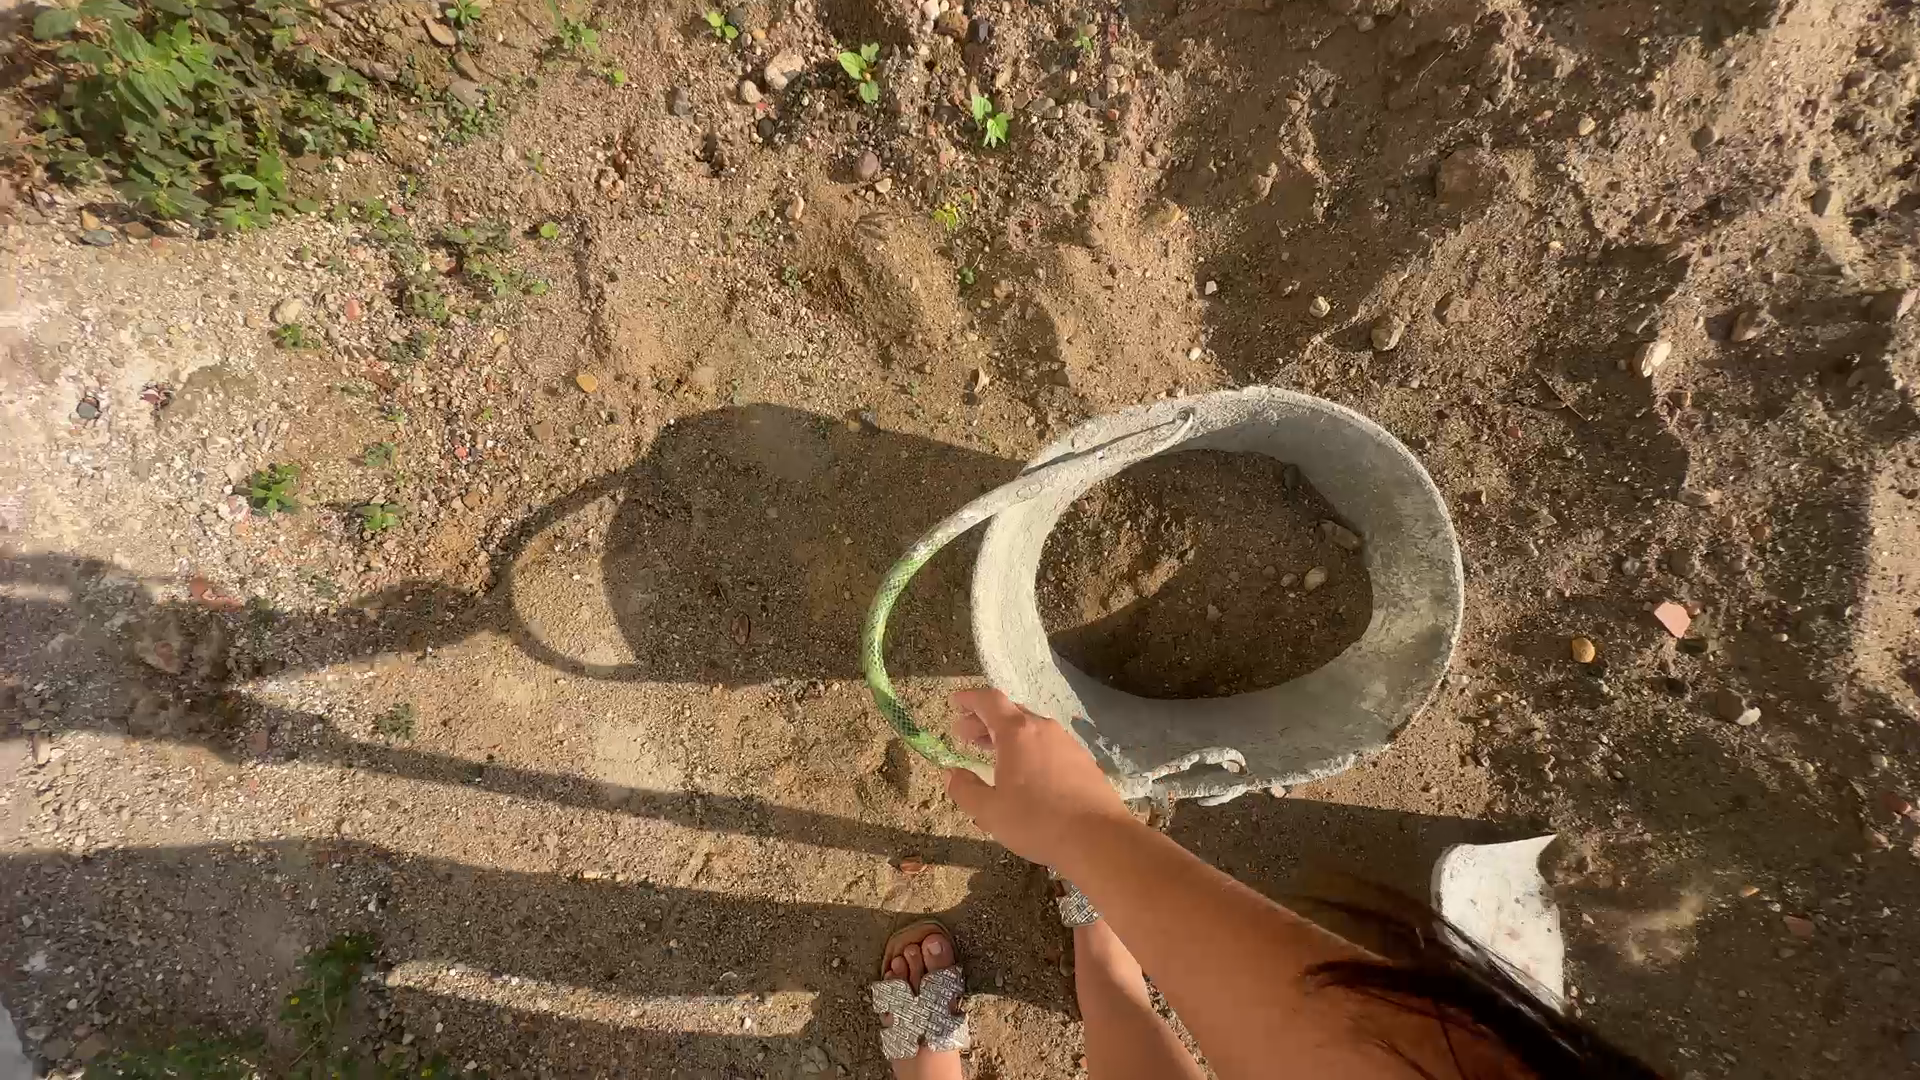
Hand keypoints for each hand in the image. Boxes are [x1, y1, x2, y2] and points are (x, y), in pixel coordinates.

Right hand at [942, 688, 1135, 870]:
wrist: (1099, 838)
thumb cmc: (1038, 822)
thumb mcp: (990, 812)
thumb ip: (965, 789)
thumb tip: (951, 773)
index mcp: (1016, 733)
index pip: (989, 701)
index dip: (969, 699)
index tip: (955, 703)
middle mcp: (1042, 728)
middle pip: (1009, 712)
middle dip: (983, 720)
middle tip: (965, 734)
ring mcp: (1065, 742)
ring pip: (1029, 728)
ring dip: (1006, 735)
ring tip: (991, 752)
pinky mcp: (1081, 760)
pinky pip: (1046, 743)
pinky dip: (1027, 747)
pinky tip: (1025, 771)